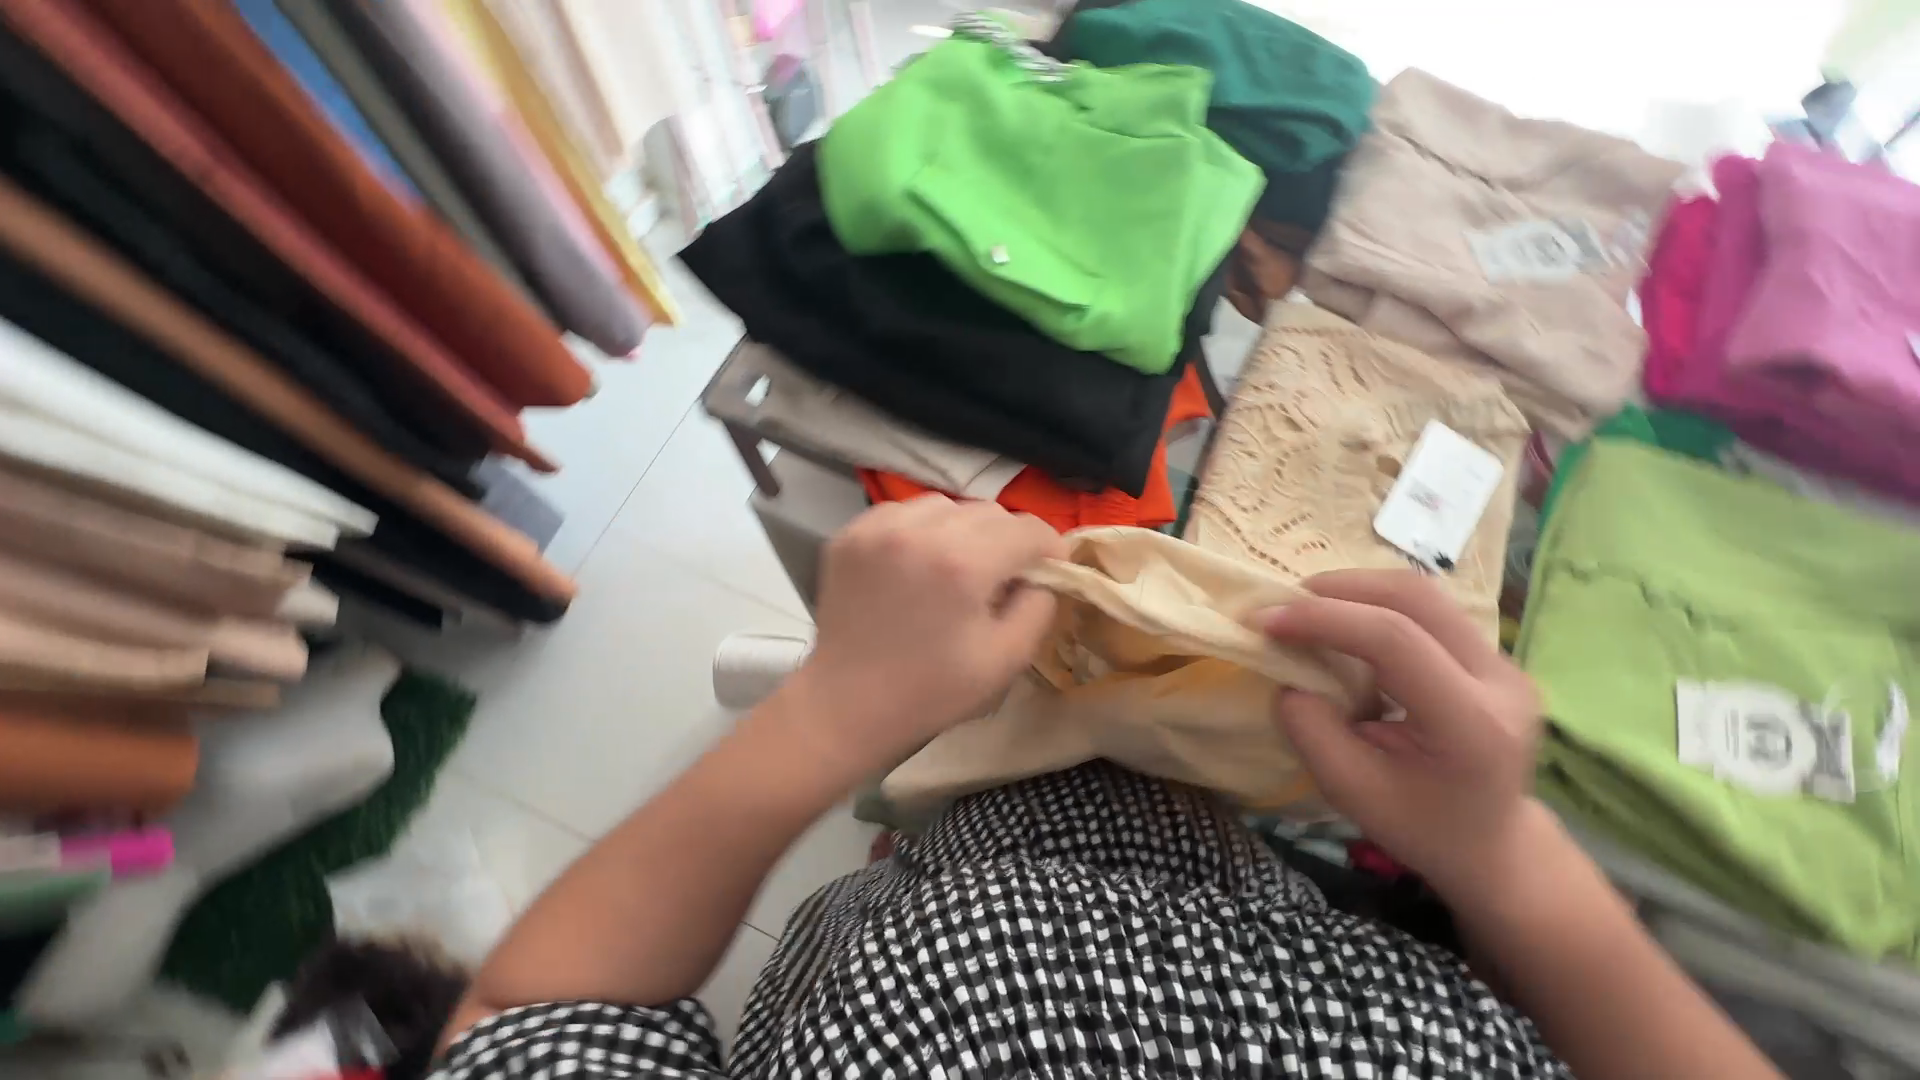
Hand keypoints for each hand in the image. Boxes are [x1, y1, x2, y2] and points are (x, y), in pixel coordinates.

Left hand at [779, 495, 1065, 774]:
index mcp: (963, 564)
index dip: (1050, 548)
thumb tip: (1043, 575)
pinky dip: (921, 530)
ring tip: (957, 566)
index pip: (1027, 529)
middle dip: (1007, 540)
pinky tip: (918, 563)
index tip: (1050, 570)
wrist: (847, 706)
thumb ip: (1039, 607)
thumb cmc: (931, 691)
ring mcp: (878, 528)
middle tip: (1003, 576)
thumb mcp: (1007, 659)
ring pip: (945, 505)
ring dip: (963, 529)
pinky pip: (903, 512)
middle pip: (989, 511)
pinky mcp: (850, 534)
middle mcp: (919, 531)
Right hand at [1260, 570, 1546, 904]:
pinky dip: (1375, 605)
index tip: (1264, 621)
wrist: (1492, 847)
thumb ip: (1311, 728)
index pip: (1395, 640)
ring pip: (1424, 595)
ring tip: (1308, 607)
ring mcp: (1505, 664)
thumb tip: (1287, 675)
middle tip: (1285, 602)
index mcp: (1471, 723)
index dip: (1323, 619)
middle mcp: (1501, 682)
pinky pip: (1428, 611)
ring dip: (1356, 590)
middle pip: (1416, 598)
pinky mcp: (1492, 657)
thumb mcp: (1349, 790)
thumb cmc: (1418, 826)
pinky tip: (1344, 623)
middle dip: (1340, 588)